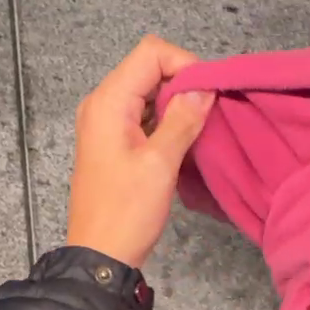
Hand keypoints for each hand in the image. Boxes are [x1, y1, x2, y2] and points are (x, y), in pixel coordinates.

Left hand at [65, 36, 215, 268]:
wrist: (101, 256)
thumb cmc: (127, 213)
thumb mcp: (160, 165)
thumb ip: (183, 121)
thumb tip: (204, 90)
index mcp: (108, 102)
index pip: (151, 53)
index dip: (185, 65)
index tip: (209, 94)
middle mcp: (102, 105)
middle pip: (148, 70)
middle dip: (183, 85)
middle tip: (209, 114)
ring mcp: (105, 126)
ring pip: (147, 95)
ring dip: (175, 106)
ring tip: (199, 131)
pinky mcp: (112, 146)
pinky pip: (141, 119)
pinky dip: (164, 124)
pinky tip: (182, 144)